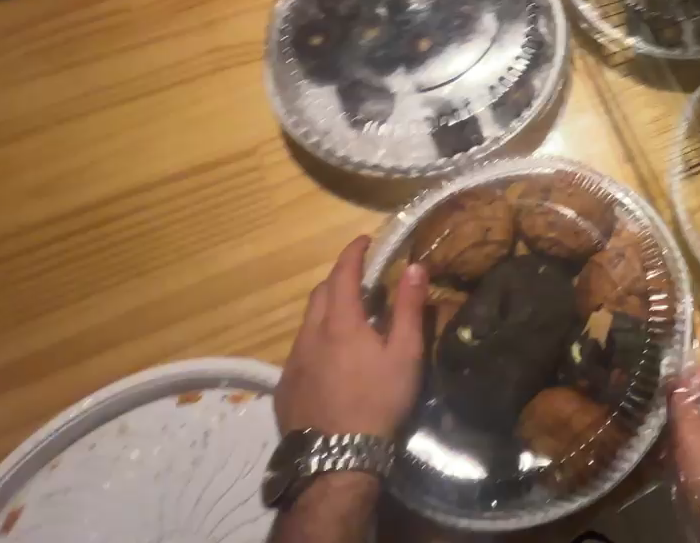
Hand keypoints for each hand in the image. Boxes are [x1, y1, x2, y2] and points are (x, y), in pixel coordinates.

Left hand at [277, 236, 427, 437]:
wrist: (334, 460)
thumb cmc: (378, 401)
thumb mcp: (405, 354)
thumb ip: (409, 308)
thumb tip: (414, 267)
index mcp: (340, 323)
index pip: (343, 274)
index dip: (353, 253)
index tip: (364, 239)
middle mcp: (309, 336)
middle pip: (320, 294)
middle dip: (339, 278)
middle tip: (362, 278)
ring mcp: (293, 363)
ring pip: (307, 323)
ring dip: (327, 309)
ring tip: (350, 318)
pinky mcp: (285, 388)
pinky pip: (300, 350)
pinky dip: (317, 338)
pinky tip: (333, 358)